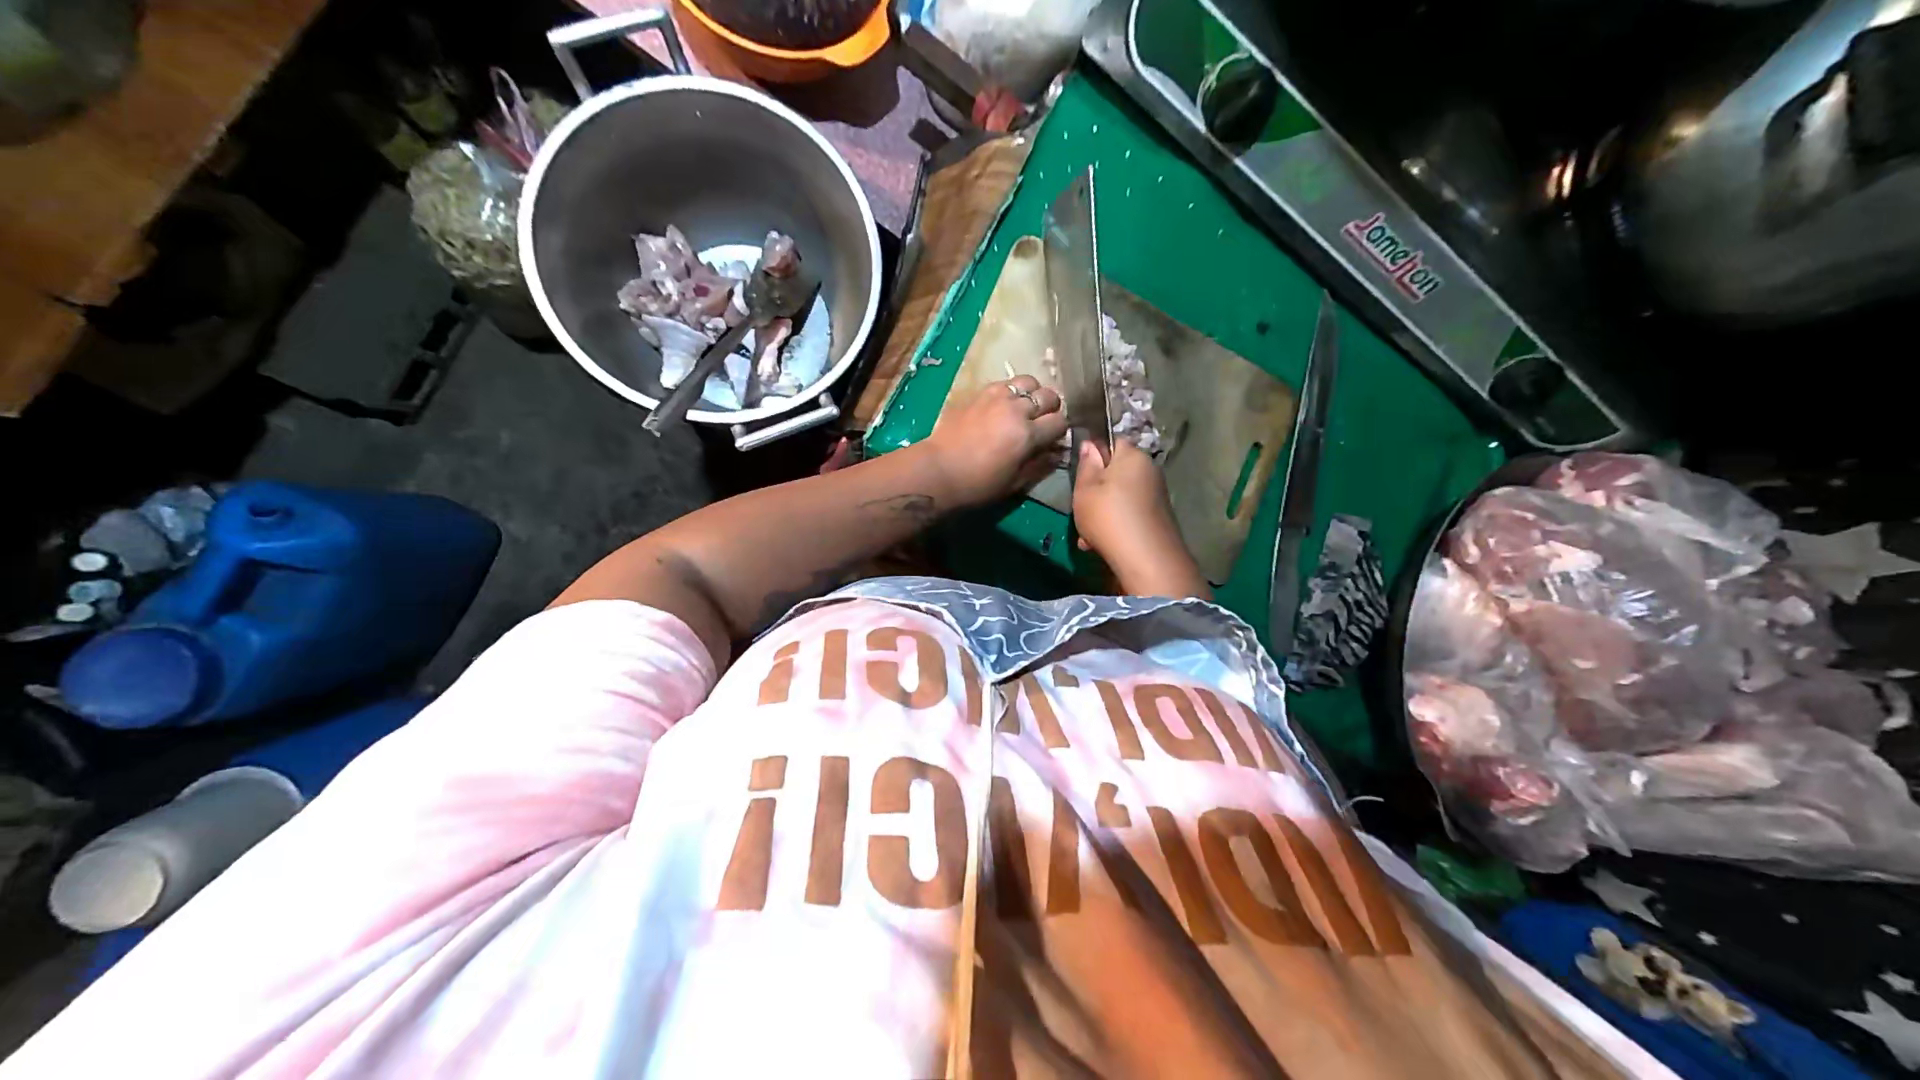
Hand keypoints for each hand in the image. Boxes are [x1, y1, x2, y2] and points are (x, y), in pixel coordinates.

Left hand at [922, 375, 1067, 505]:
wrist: (937, 470)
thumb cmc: (977, 485)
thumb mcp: (1014, 483)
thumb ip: (1040, 465)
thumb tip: (1056, 452)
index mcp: (1027, 434)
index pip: (1060, 421)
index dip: (1060, 431)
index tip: (1053, 440)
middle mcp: (1016, 409)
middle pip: (1048, 395)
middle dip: (1051, 408)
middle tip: (1042, 422)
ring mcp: (996, 397)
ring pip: (1027, 381)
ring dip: (1032, 393)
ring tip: (1024, 408)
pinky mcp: (978, 393)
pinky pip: (1004, 383)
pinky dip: (1010, 391)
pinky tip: (1003, 405)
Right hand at [1073, 440, 1209, 598]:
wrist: (1147, 559)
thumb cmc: (1108, 516)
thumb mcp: (1085, 489)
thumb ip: (1087, 464)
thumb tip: (1091, 443)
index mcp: (1133, 456)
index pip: (1112, 441)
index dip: (1094, 455)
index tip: (1080, 474)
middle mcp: (1150, 470)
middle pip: (1116, 473)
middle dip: (1097, 490)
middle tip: (1081, 510)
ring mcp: (1157, 495)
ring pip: (1120, 497)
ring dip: (1103, 512)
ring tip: (1088, 536)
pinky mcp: (1159, 518)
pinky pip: (1130, 514)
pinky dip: (1116, 525)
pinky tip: (1102, 545)